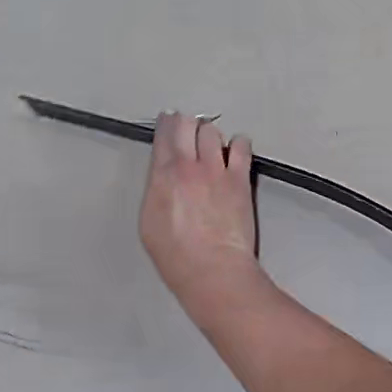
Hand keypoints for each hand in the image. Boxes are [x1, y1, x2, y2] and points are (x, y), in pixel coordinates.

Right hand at [140, 112, 264, 319]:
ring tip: (212, 147)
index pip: (163, 134)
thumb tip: (163, 181)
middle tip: (188, 132)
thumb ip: (156, 192)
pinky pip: (242, 146)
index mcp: (162, 176)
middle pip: (187, 124)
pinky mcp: (240, 180)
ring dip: (210, 136)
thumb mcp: (149, 223)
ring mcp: (216, 170)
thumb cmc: (177, 256)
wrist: (211, 269)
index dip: (165, 124)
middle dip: (187, 125)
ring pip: (213, 131)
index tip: (167, 121)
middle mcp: (188, 166)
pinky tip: (237, 153)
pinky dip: (238, 145)